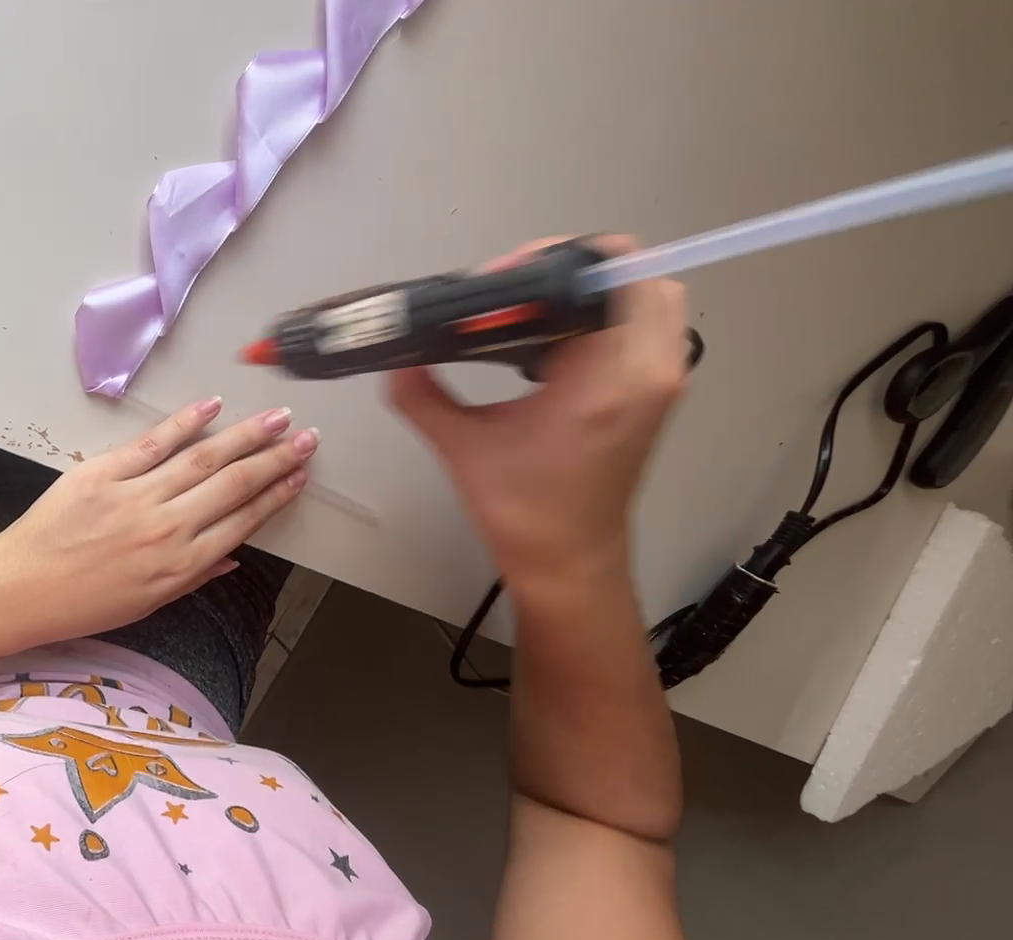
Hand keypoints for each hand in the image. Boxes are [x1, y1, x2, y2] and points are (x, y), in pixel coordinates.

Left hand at [0, 398, 316, 645]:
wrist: (21, 590)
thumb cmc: (82, 604)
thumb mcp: (147, 604)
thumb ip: (195, 577)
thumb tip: (233, 557)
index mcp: (181, 566)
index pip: (243, 521)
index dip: (276, 495)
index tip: (299, 475)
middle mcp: (167, 529)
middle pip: (234, 484)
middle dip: (275, 458)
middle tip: (305, 438)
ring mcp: (136, 497)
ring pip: (203, 458)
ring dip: (245, 435)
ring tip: (275, 418)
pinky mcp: (104, 473)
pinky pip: (153, 442)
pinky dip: (185, 422)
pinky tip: (212, 405)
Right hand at [387, 236, 689, 592]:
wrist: (568, 562)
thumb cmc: (524, 512)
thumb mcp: (462, 447)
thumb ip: (423, 397)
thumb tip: (396, 362)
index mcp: (608, 378)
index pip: (608, 276)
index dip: (551, 261)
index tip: (498, 286)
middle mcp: (649, 369)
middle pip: (634, 277)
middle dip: (573, 272)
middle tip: (512, 297)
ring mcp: (659, 381)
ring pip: (642, 300)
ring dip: (589, 296)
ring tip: (526, 320)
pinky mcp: (650, 393)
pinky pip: (638, 329)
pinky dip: (597, 321)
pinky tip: (544, 348)